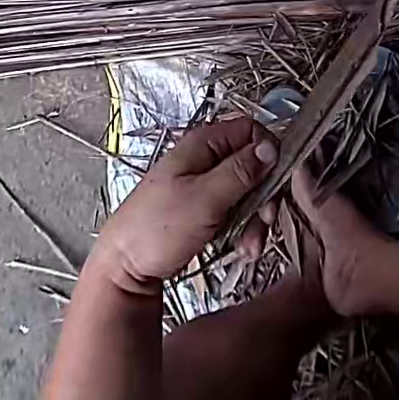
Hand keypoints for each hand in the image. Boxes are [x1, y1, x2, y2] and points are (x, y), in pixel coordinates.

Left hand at [91, 118, 276, 294]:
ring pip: (249, 190)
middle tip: (264, 221)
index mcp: (203, 144)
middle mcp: (207, 158)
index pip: (250, 130)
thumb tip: (271, 147)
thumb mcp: (204, 198)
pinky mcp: (207, 208)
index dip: (267, 152)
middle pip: (254, 163)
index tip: (274, 181)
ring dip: (257, 217)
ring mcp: (206, 184)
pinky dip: (245, 227)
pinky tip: (243, 247)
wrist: (125, 269)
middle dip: (265, 194)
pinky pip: (237, 210)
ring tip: (250, 245)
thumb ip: (240, 171)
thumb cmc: (159, 228)